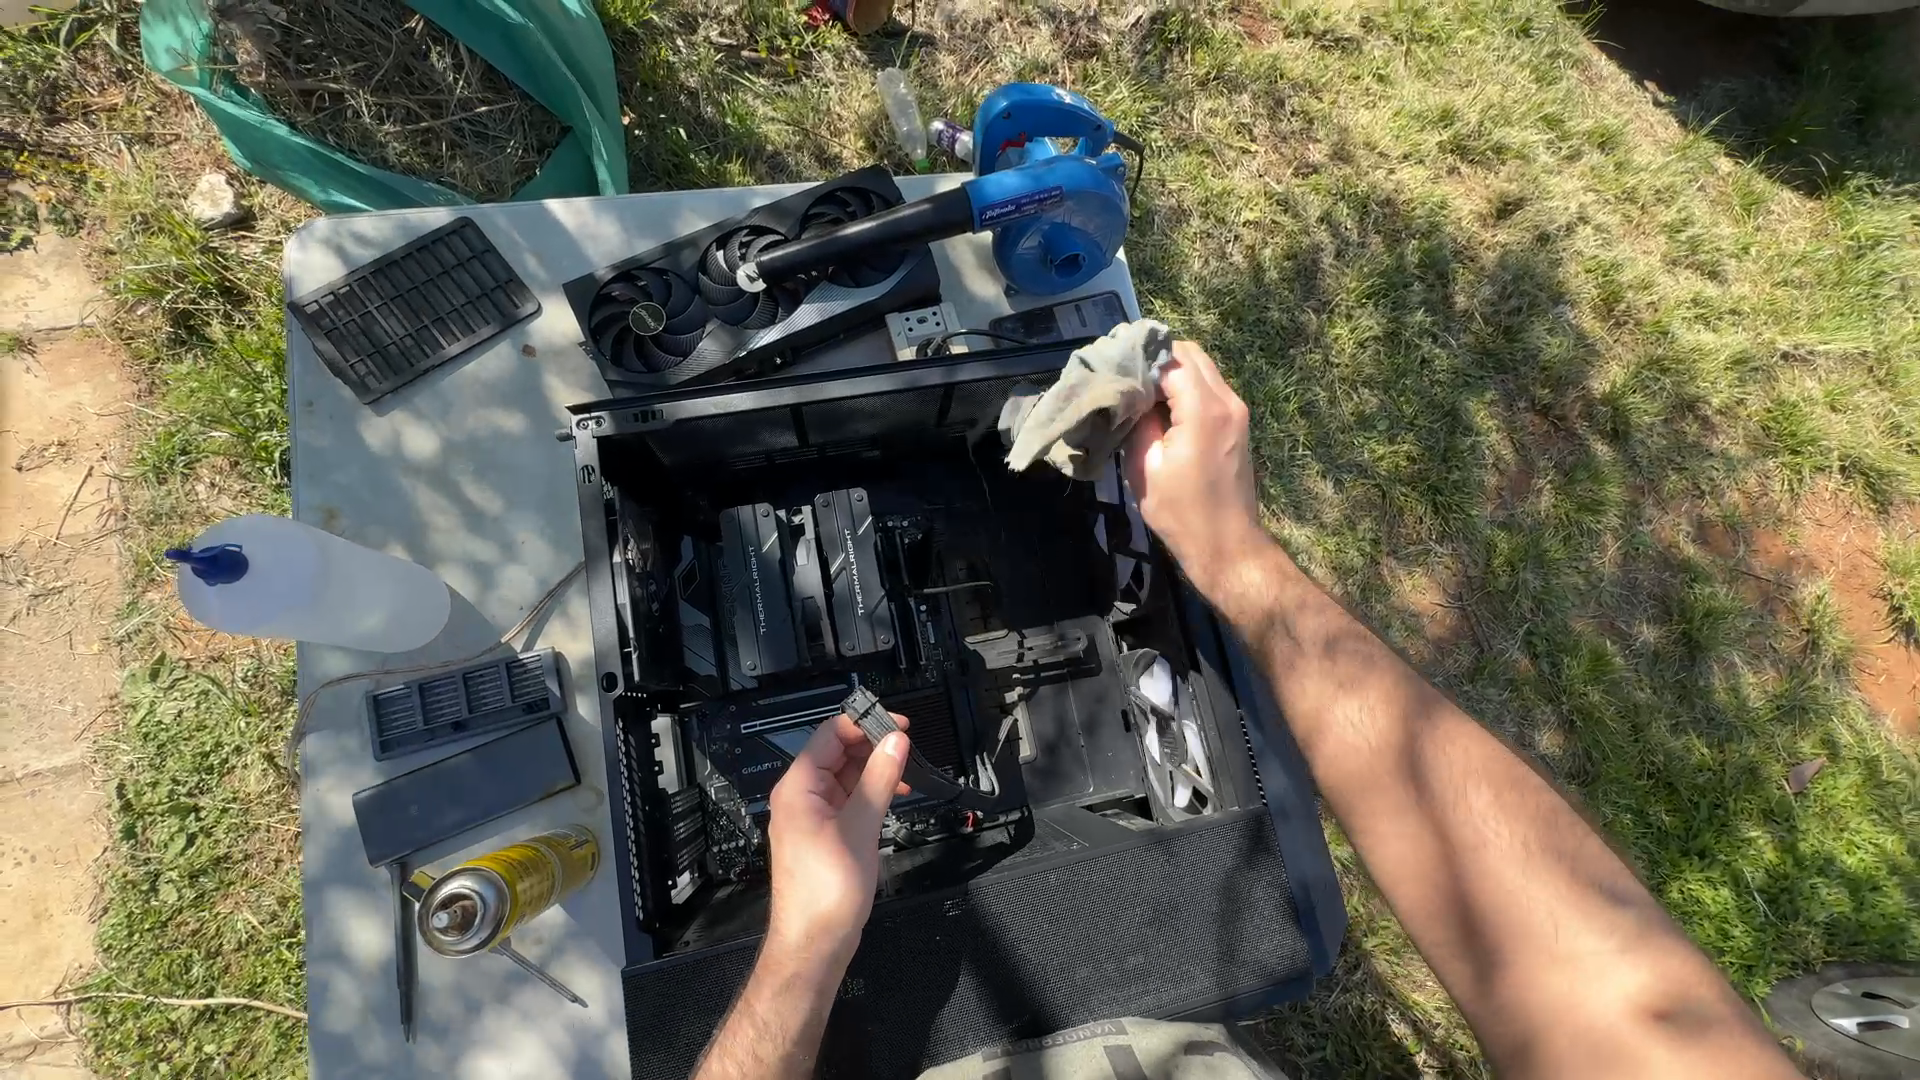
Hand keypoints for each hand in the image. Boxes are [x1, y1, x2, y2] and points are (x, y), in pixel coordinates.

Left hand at [764, 711, 910, 973]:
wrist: (814, 947)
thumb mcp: (861, 826)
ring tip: (905, 774)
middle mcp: (800, 796)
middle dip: (873, 746)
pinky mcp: (823, 833)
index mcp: (799, 787)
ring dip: (874, 770)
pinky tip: (892, 797)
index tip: (898, 725)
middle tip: (907, 749)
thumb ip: (879, 779)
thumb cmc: (828, 891)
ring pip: (844, 775)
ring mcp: (811, 815)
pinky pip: (846, 799)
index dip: (865, 723)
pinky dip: (869, 792)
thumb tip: (895, 741)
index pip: (831, 734)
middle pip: (837, 752)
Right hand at [1123, 340, 1268, 598]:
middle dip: (1156, 359)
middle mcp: (1228, 401)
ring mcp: (1237, 411)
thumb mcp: (1145, 467)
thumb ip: (1139, 421)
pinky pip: (1209, 388)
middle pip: (1191, 355)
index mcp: (1204, 409)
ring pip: (1202, 369)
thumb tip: (1132, 394)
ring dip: (1171, 374)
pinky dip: (1185, 388)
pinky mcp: (1237, 423)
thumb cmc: (1181, 512)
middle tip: (1125, 378)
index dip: (1141, 357)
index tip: (1113, 368)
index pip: (1171, 358)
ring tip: (1139, 394)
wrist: (1225, 545)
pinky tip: (1160, 410)